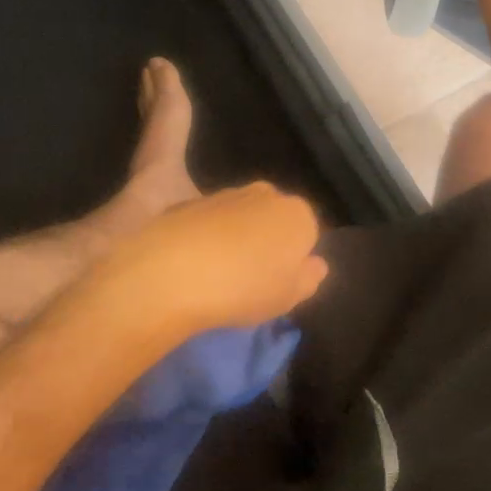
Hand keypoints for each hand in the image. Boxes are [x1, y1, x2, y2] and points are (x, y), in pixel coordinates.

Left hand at [94, 183, 326, 334]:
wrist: (174, 271)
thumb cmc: (245, 288)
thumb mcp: (288, 297)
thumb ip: (308, 277)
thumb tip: (315, 264)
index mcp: (297, 214)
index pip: (307, 233)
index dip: (294, 259)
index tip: (277, 282)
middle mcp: (265, 193)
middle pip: (273, 218)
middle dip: (265, 240)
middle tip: (250, 278)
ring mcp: (225, 194)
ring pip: (241, 216)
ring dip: (234, 237)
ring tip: (217, 274)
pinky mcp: (189, 201)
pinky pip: (208, 221)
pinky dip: (205, 236)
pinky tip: (192, 263)